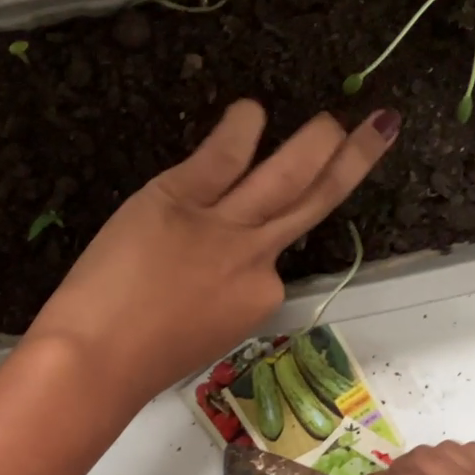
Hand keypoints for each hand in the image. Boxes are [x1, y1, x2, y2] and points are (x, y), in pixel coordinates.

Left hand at [27, 99, 398, 403]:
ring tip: (338, 118)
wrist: (97, 360)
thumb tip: (209, 281)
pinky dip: (241, 126)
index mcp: (257, 301)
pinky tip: (251, 110)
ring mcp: (223, 225)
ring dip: (319, 142)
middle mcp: (255, 259)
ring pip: (287, 176)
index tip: (235, 259)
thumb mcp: (196, 341)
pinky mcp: (180, 194)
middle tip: (377, 129)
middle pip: (312, 204)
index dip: (259, 255)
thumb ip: (214, 305)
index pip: (275, 264)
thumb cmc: (135, 364)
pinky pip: (223, 153)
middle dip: (348, 164)